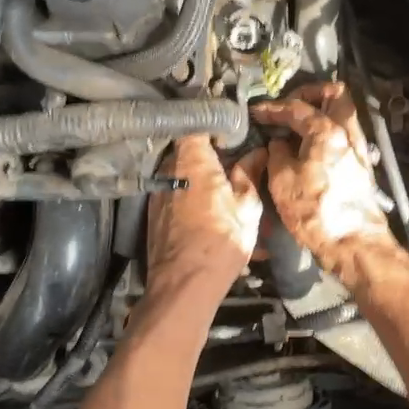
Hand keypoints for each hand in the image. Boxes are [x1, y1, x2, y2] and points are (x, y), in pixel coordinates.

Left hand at [145, 135, 263, 294]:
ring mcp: (157, 191)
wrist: (183, 285)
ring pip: (178, 171)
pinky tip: (203, 209)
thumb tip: (256, 153)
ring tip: (219, 187)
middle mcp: (169, 170)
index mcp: (194, 162)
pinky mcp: (152, 211)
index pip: (195, 124)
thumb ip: (249, 176)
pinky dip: (186, 193)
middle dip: (206, 152)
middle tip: (231, 161)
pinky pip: (171, 190)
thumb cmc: (221, 244)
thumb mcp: (248, 210)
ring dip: (196, 175)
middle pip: (186, 148)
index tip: (231, 133)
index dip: (212, 125)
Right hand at [251, 83, 400, 280]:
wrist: (354, 244)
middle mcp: (349, 134)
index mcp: (328, 131)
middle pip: (336, 96)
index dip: (273, 108)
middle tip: (288, 107)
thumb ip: (278, 154)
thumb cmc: (316, 212)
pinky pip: (344, 138)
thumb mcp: (282, 181)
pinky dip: (326, 135)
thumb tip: (279, 144)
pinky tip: (308, 151)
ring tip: (295, 130)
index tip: (257, 112)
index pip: (297, 107)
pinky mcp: (361, 168)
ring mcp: (359, 151)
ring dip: (320, 115)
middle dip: (310, 95)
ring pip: (343, 116)